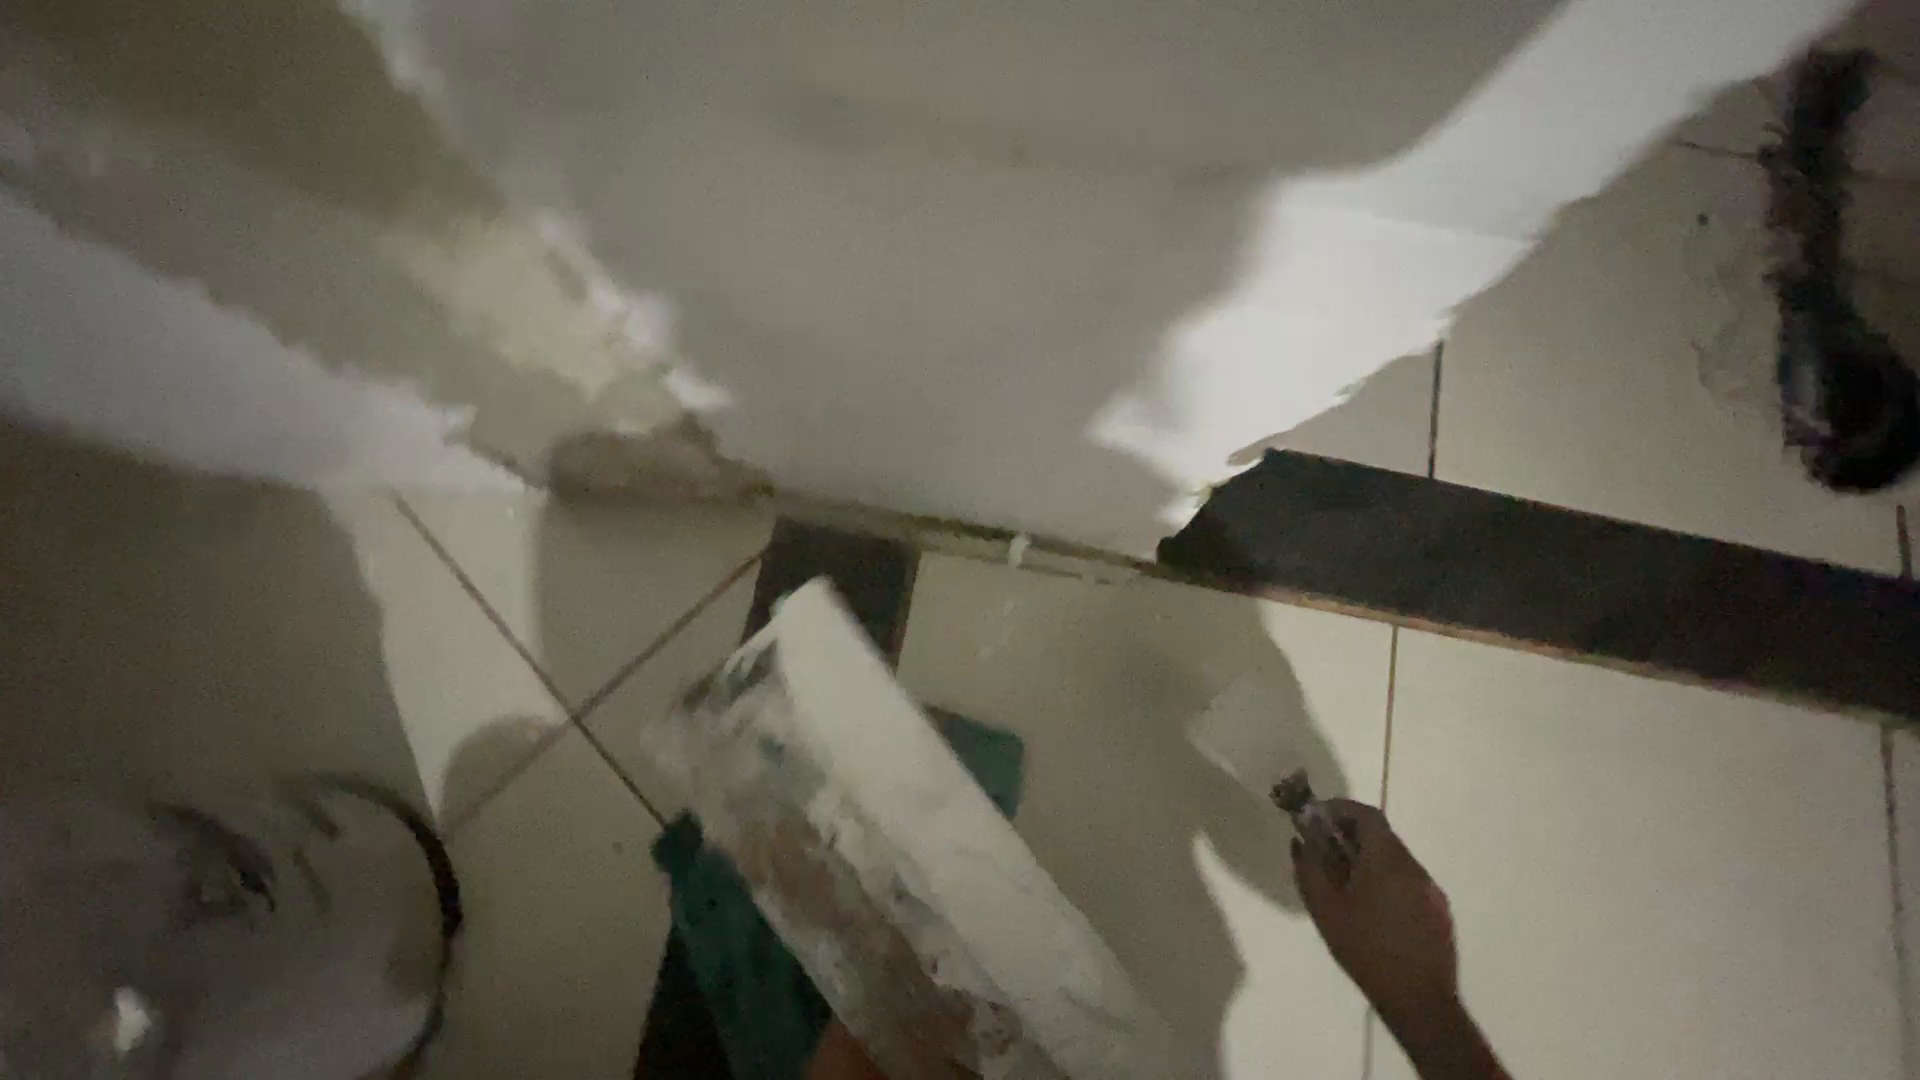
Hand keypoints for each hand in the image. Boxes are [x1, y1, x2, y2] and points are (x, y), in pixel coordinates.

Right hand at [1291, 799, 1458, 1027]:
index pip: (1366, 815)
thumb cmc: (1364, 949)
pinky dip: (1385, 879)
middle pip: (1381, 835)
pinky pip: (1408, 881)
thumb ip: (1309, 868)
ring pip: (1394, 858)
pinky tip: (1371, 907)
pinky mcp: (1439, 911)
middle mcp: (1413, 868)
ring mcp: (1430, 890)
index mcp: (1386, 862)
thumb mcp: (1323, 908)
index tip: (1317, 816)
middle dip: (1349, 834)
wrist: (1419, 1002)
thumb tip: (1301, 840)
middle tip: (1323, 848)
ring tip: (1343, 880)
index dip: (1340, 808)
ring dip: (1367, 857)